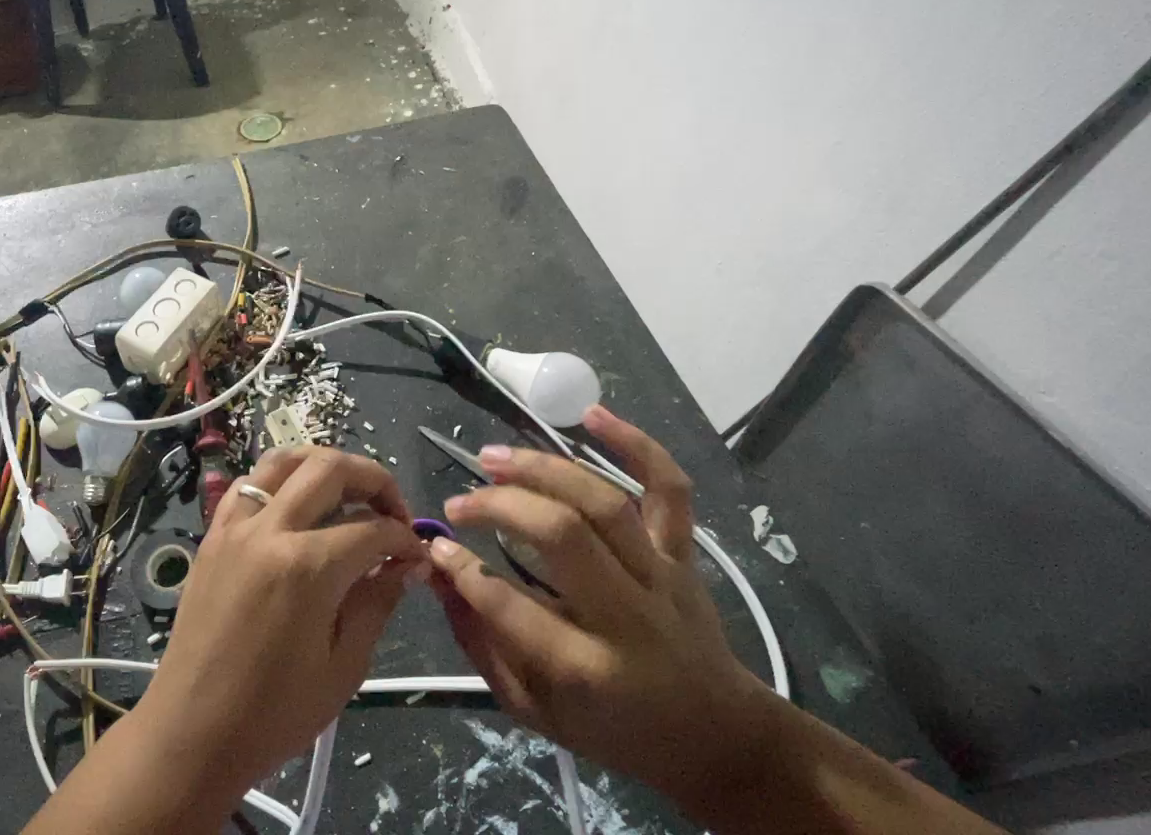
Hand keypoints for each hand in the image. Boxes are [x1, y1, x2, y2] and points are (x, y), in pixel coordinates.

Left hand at [139, 446, 428, 793]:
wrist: (192, 731)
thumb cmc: (275, 713)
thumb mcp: (343, 667)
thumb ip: (376, 602)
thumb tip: (406, 563)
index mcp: (308, 567)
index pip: (373, 528)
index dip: (405, 537)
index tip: (417, 555)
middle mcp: (270, 530)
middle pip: (330, 469)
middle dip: (374, 480)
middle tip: (393, 512)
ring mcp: (234, 527)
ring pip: (283, 460)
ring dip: (323, 465)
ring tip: (348, 494)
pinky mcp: (212, 536)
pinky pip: (248, 486)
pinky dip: (279, 481)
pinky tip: (297, 506)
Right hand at [427, 405, 780, 807]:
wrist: (718, 737)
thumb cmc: (616, 730)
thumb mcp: (534, 710)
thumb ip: (480, 644)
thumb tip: (437, 576)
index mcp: (587, 667)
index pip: (509, 604)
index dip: (461, 571)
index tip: (433, 549)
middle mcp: (629, 615)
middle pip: (562, 535)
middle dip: (499, 507)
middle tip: (459, 503)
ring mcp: (662, 576)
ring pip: (604, 503)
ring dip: (543, 469)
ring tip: (493, 457)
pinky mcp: (683, 554)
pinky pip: (669, 490)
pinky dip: (637, 445)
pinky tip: (592, 414)